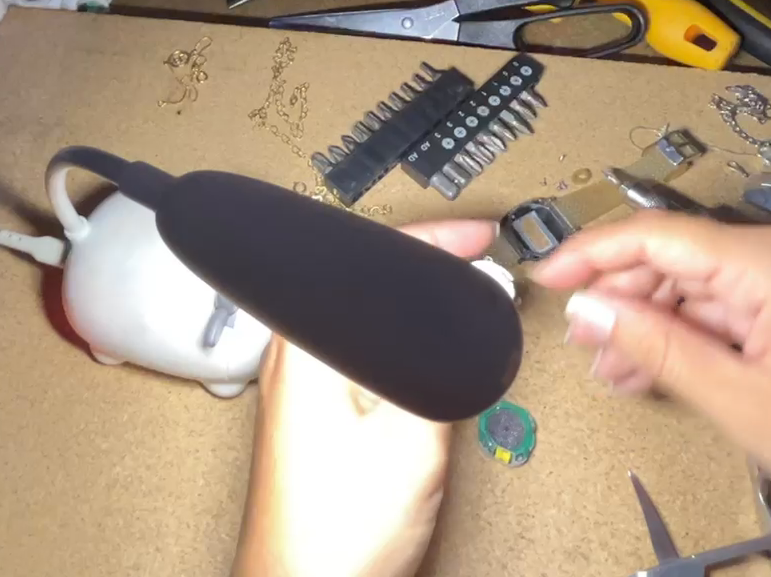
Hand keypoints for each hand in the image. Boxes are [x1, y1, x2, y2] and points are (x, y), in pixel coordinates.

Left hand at [232, 219, 495, 576]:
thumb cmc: (333, 530)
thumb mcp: (410, 437)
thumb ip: (446, 365)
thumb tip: (475, 313)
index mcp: (309, 338)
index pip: (373, 256)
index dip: (432, 240)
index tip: (475, 239)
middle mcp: (295, 348)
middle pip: (362, 274)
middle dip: (424, 259)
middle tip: (472, 258)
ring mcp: (299, 377)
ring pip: (361, 307)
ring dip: (412, 293)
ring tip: (455, 286)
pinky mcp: (311, 404)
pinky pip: (359, 338)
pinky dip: (400, 326)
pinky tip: (422, 340)